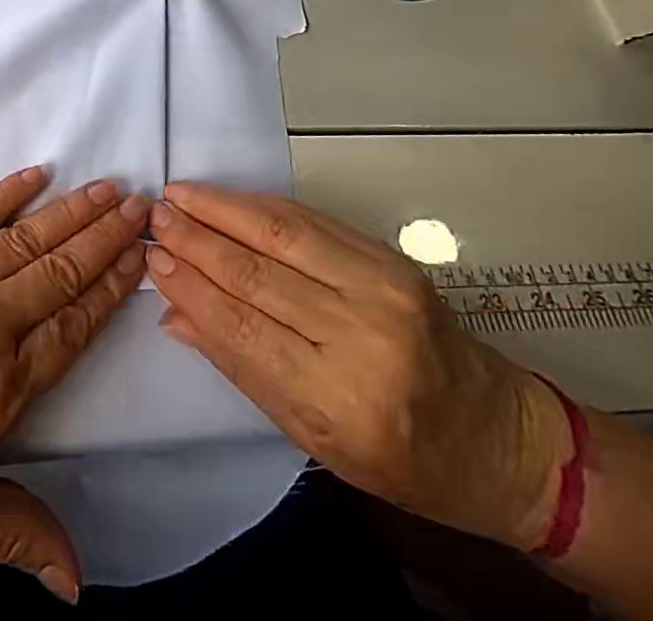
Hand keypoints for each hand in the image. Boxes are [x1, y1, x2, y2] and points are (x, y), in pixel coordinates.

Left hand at [0, 167, 150, 602]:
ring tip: (108, 189)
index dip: (111, 292)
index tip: (141, 261)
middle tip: (142, 208)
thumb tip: (76, 582)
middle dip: (105, 239)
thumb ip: (19, 537)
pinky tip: (33, 177)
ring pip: (21, 241)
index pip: (73, 328)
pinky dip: (2, 196)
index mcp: (0, 387)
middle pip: (57, 274)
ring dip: (69, 213)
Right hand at [142, 182, 570, 549]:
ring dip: (222, 210)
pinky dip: (263, 207)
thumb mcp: (307, 433)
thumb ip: (237, 364)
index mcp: (338, 399)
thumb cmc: (397, 456)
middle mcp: (364, 339)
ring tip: (178, 195)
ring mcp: (388, 293)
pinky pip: (316, 225)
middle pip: (256, 274)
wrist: (501, 440)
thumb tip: (173, 312)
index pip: (239, 325)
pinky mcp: (397, 264)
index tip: (150, 257)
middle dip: (196, 239)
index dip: (188, 286)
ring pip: (283, 237)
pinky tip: (229, 199)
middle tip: (155, 216)